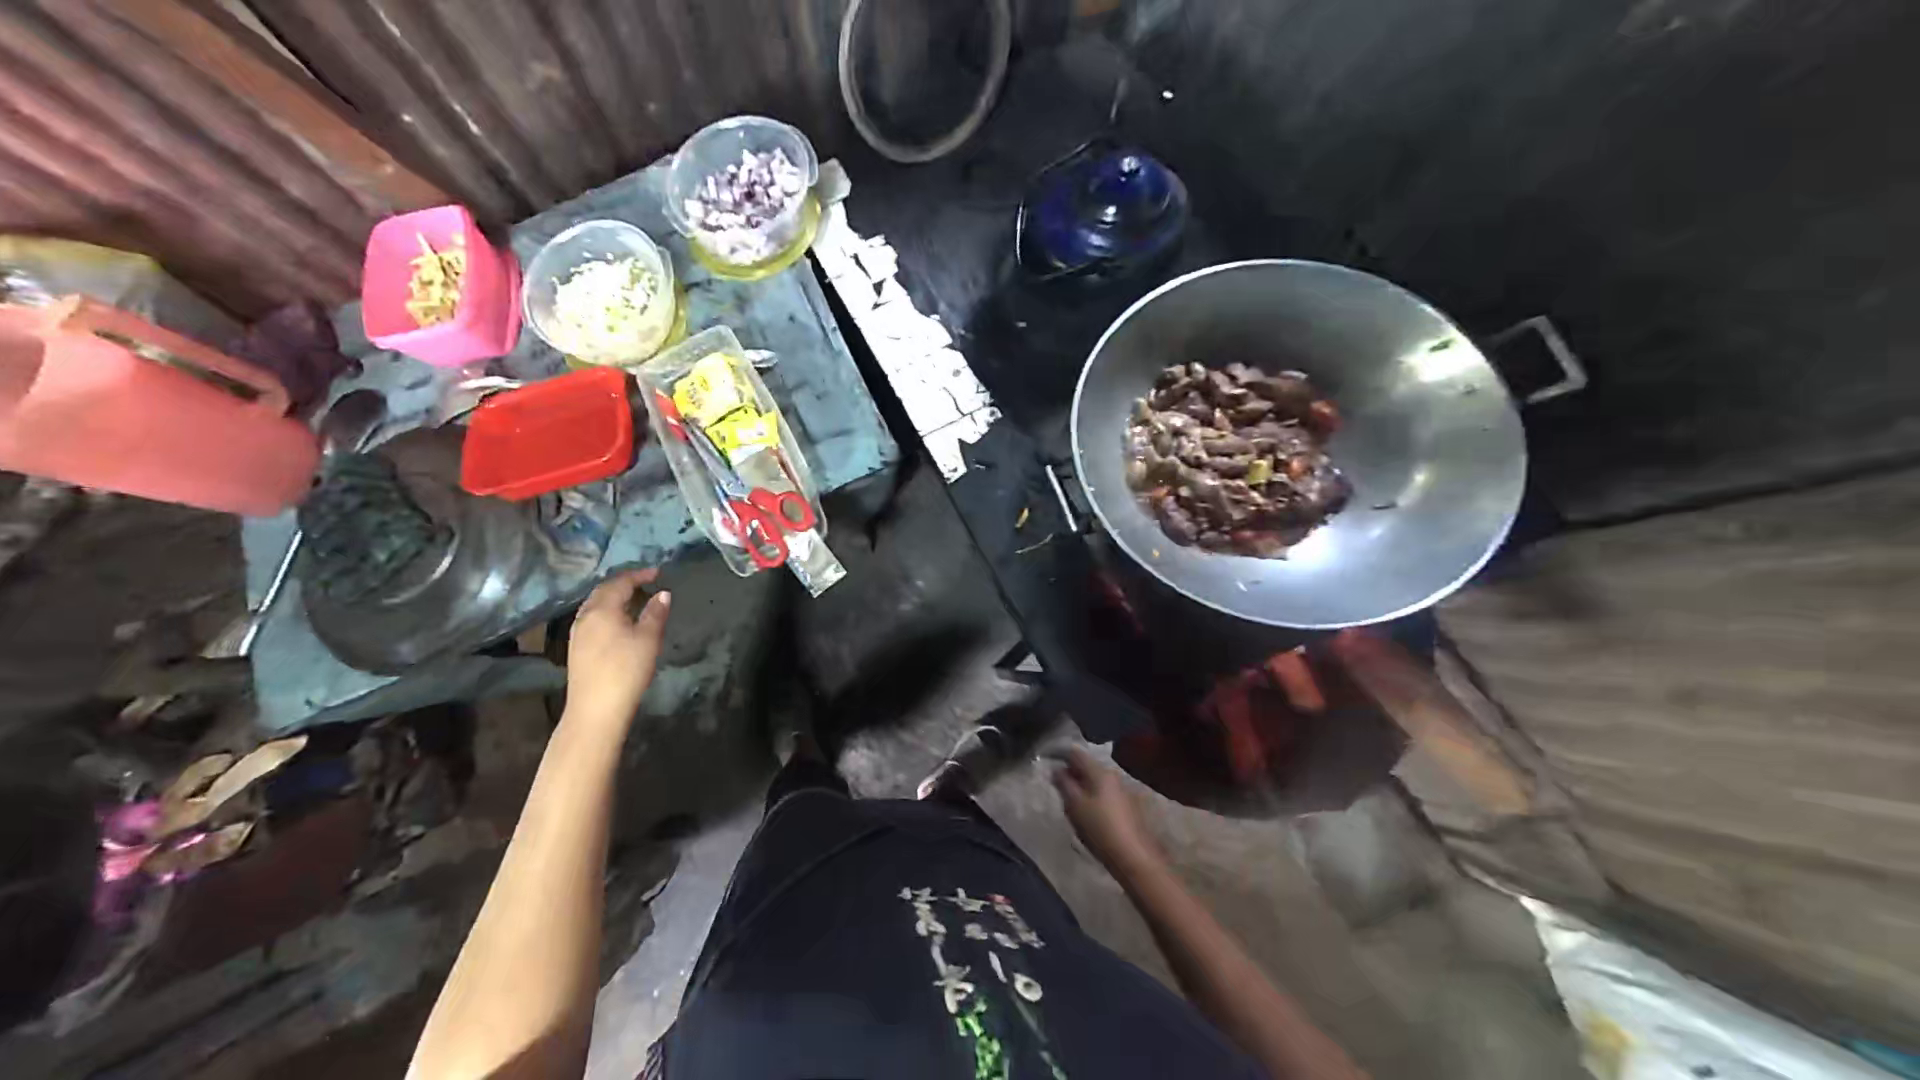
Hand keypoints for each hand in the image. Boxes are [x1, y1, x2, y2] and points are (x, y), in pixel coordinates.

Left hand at [564, 568, 670, 728]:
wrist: (596, 708)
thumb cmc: (626, 670)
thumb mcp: (648, 639)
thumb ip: (655, 613)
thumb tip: (663, 593)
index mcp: (602, 609)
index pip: (620, 583)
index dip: (639, 575)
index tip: (657, 572)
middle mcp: (585, 616)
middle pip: (603, 591)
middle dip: (624, 583)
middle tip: (645, 582)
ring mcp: (577, 633)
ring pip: (595, 605)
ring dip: (614, 597)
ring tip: (634, 599)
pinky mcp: (576, 648)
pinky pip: (592, 618)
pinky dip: (607, 611)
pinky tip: (618, 621)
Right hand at [1053, 747, 1160, 873]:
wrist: (1134, 857)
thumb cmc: (1100, 828)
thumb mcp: (1074, 805)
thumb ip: (1063, 783)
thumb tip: (1057, 769)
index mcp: (1100, 771)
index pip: (1076, 753)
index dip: (1059, 756)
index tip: (1048, 766)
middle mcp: (1113, 775)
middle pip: (1087, 766)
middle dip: (1071, 774)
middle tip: (1057, 787)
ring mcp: (1122, 790)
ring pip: (1095, 781)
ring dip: (1082, 787)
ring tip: (1070, 803)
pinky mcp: (1127, 806)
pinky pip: (1104, 794)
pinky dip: (1092, 798)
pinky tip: (1088, 814)